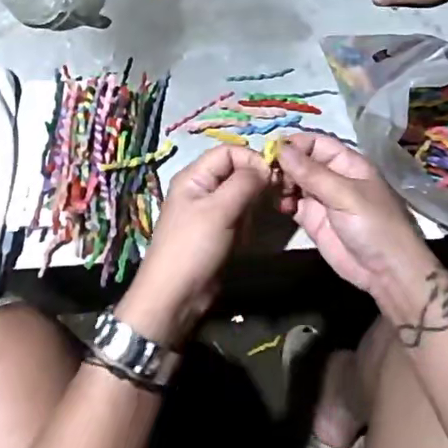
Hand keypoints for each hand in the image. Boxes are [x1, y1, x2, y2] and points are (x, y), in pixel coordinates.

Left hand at [119, 146, 271, 345]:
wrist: (175, 297)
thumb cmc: (193, 247)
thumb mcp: (219, 210)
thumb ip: (244, 183)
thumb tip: (265, 167)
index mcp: (194, 176)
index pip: (229, 151)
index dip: (251, 159)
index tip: (271, 178)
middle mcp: (202, 188)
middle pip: (237, 171)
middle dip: (256, 183)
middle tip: (271, 200)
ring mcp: (210, 211)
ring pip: (241, 195)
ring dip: (252, 206)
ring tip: (252, 224)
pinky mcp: (218, 231)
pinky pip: (240, 217)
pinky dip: (247, 223)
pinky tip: (245, 238)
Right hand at [274, 133, 431, 296]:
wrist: (387, 272)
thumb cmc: (374, 225)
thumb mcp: (344, 194)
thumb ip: (311, 172)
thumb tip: (280, 147)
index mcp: (347, 163)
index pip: (316, 143)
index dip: (295, 144)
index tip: (273, 151)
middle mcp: (332, 176)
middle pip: (301, 161)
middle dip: (284, 164)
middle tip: (268, 173)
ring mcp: (321, 198)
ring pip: (293, 181)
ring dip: (281, 182)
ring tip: (273, 189)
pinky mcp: (312, 219)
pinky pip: (292, 203)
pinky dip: (282, 201)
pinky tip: (280, 205)